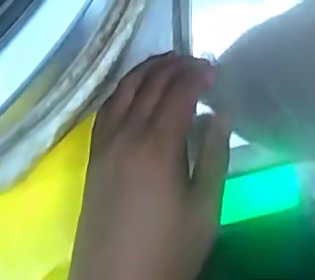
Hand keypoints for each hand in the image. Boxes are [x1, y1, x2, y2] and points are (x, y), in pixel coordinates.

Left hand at [69, 54, 230, 279]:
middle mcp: (128, 133)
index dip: (199, 73)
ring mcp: (106, 142)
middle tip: (199, 63)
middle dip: (178, 65)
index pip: (180, 90)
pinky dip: (126, 87)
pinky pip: (108, 106)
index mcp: (158, 144)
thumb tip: (221, 113)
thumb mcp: (204, 210)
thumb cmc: (167, 253)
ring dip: (150, 68)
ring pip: (127, 87)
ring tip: (171, 62)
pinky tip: (137, 88)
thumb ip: (214, 156)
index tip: (216, 69)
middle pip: (153, 82)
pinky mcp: (94, 155)